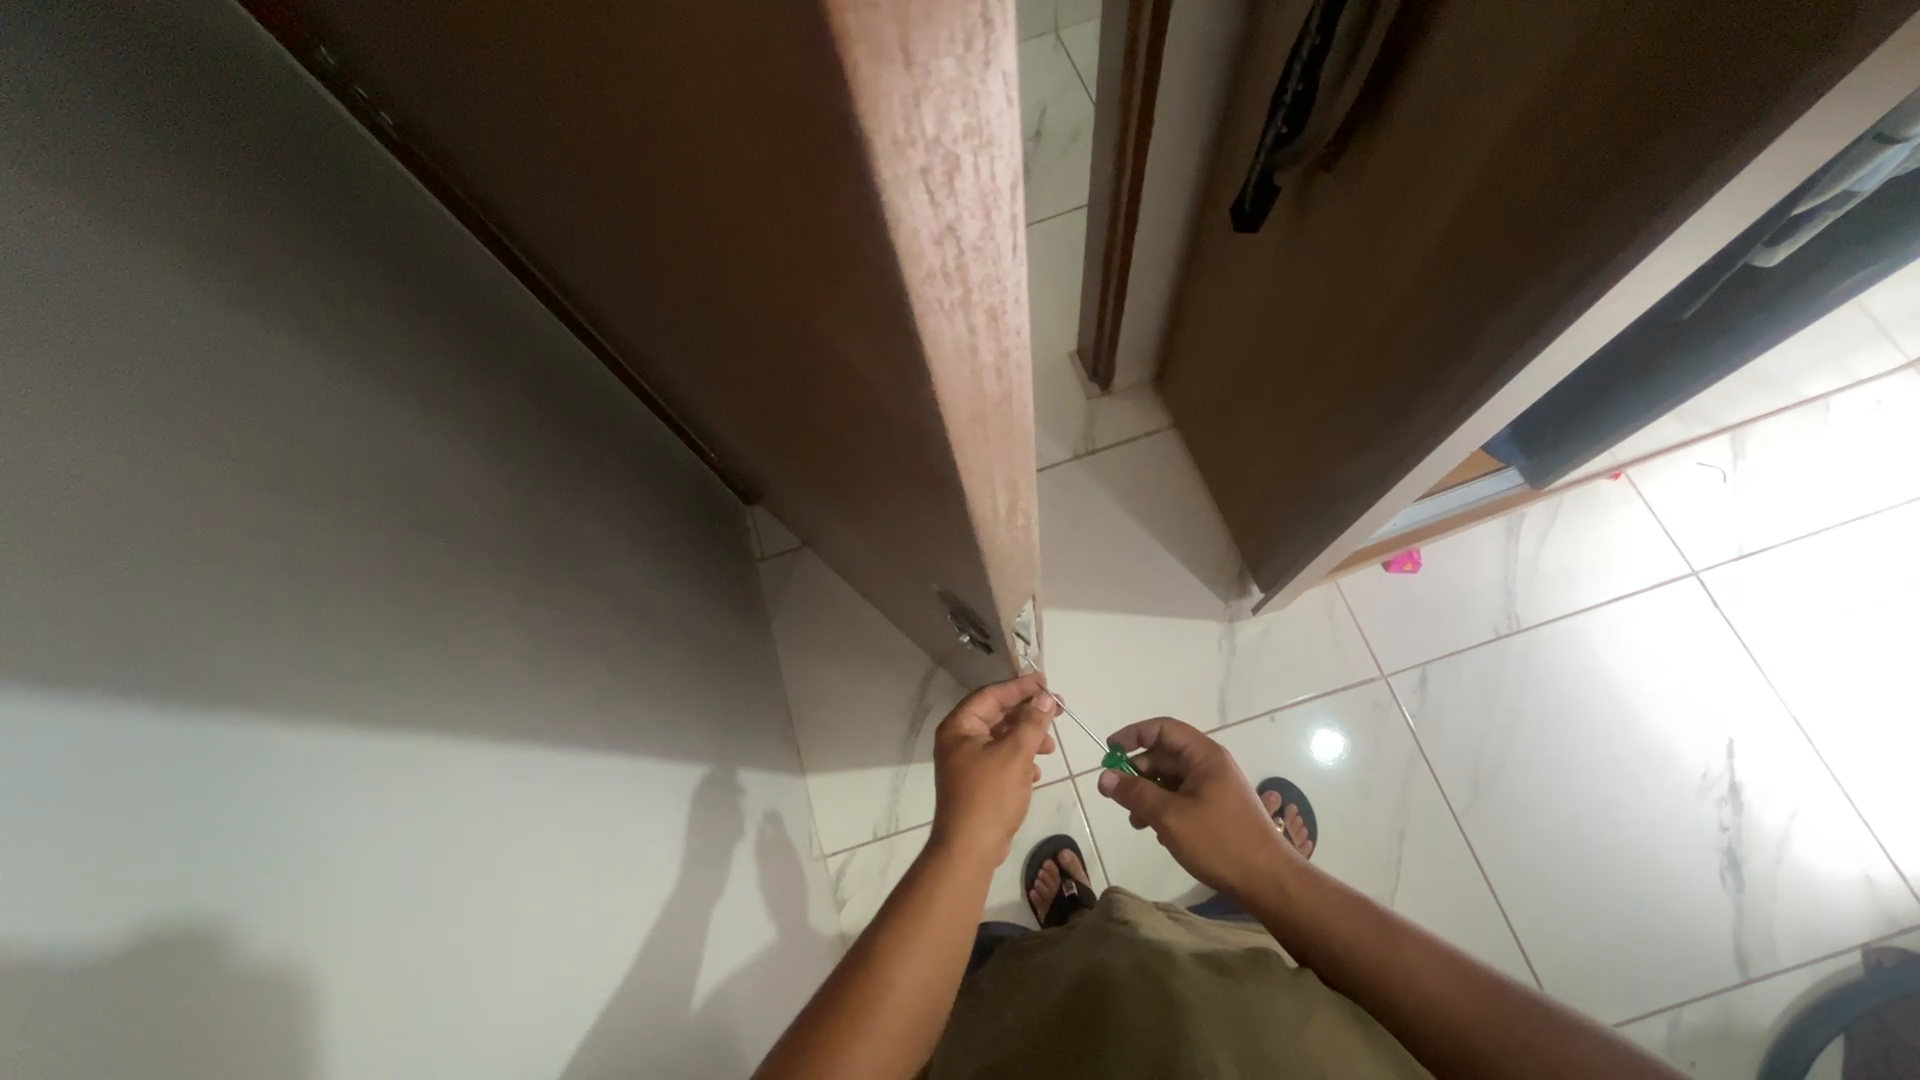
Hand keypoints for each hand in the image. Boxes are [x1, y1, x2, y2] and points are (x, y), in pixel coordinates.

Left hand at [928, 673, 1057, 867]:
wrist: (970, 848)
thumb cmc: (990, 795)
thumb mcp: (1016, 754)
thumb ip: (1032, 722)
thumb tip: (1046, 698)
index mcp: (959, 726)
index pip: (991, 695)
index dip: (1020, 687)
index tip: (1046, 682)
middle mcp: (959, 740)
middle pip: (997, 715)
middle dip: (1028, 714)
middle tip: (1057, 710)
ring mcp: (966, 762)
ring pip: (1002, 738)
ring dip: (1027, 738)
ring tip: (1050, 747)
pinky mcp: (977, 782)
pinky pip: (1001, 760)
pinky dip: (1020, 760)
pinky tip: (1036, 772)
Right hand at [1096, 717, 1293, 898]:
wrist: (1268, 881)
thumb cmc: (1219, 841)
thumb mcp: (1169, 816)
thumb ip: (1134, 793)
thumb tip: (1104, 777)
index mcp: (1204, 756)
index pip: (1162, 729)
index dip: (1133, 735)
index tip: (1108, 752)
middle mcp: (1210, 765)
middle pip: (1164, 755)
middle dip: (1137, 773)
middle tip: (1117, 795)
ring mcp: (1214, 788)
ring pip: (1170, 780)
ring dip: (1148, 795)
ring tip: (1136, 821)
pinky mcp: (1216, 810)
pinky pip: (1181, 798)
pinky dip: (1164, 809)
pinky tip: (1157, 832)